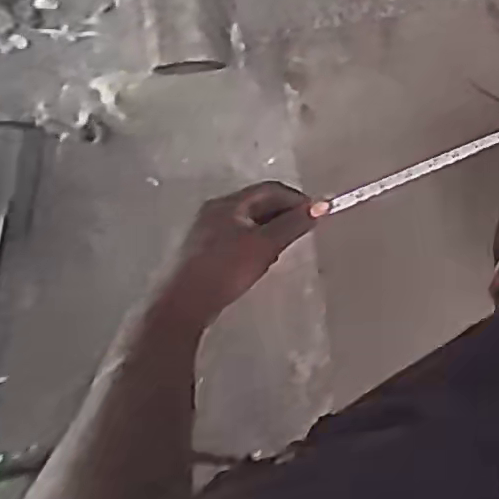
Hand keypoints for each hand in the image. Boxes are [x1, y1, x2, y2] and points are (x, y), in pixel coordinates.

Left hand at [152, 181, 320, 329]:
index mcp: (227, 204)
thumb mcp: (267, 244)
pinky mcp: (199, 252)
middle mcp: (212, 212)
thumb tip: (320, 207)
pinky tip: (260, 259)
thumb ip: (295, 222)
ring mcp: (203, 232)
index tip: (314, 214)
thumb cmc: (224, 270)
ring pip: (249, 221)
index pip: (272, 189)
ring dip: (272, 229)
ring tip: (282, 247)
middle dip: (285, 214)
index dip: (297, 199)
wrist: (178, 309)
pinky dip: (256, 242)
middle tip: (302, 229)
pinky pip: (237, 236)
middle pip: (259, 203)